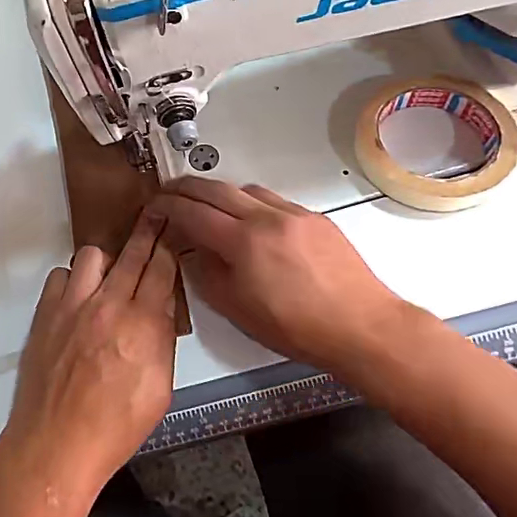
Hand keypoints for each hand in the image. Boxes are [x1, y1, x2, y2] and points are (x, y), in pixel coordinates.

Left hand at [0, 211, 178, 498]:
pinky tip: (78, 300)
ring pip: (92, 256)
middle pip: (132, 253)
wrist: (56, 445)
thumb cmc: (114, 428)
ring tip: (110, 275)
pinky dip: (72, 282)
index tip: (175, 226)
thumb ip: (162, 342)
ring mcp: (72, 307)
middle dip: (148, 230)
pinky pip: (60, 277)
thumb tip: (161, 309)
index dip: (170, 244)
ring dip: (106, 261)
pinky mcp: (46, 314)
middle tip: (156, 213)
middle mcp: (108, 306)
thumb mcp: (160, 390)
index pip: (161, 269)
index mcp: (142, 325)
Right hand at [149, 178, 430, 373]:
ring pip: (246, 189)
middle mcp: (267, 218)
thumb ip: (208, 275)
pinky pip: (274, 200)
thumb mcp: (238, 310)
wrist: (360, 326)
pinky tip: (252, 220)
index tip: (155, 204)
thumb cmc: (299, 328)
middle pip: (216, 189)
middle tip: (171, 191)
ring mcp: (294, 214)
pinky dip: (253, 203)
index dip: (168, 206)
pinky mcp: (315, 218)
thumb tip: (194, 252)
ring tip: (209, 204)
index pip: (193, 212)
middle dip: (187, 188)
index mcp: (243, 242)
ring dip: (221, 192)